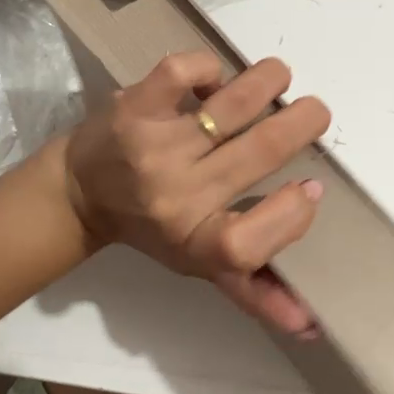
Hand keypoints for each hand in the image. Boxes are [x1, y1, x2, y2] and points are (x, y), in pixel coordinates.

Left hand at [64, 52, 331, 334]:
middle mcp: (175, 197)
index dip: (290, 216)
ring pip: (232, 105)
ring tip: (280, 78)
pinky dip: (208, 67)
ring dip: (268, 83)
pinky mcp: (133, 108)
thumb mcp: (197, 264)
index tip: (309, 188)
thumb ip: (253, 292)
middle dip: (302, 124)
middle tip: (314, 113)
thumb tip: (310, 326)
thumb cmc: (150, 228)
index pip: (249, 242)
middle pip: (258, 156)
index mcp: (193, 242)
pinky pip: (182, 72)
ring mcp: (154, 148)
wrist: (79, 193)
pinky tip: (215, 79)